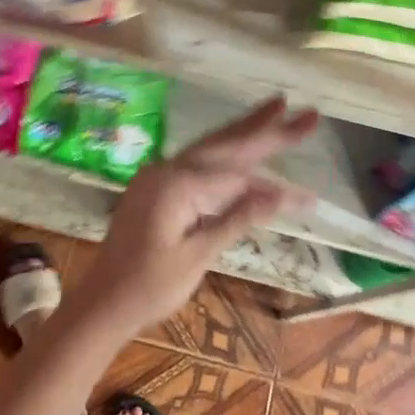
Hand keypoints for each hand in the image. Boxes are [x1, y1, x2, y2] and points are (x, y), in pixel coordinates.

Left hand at [69, 98, 318, 334]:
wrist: (103, 304)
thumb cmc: (148, 287)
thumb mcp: (197, 256)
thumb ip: (237, 218)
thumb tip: (280, 193)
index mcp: (176, 184)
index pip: (239, 174)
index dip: (278, 185)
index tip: (312, 196)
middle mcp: (166, 171)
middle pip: (224, 145)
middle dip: (264, 129)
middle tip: (302, 110)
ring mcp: (157, 179)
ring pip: (209, 151)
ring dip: (243, 134)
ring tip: (277, 112)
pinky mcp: (154, 192)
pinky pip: (195, 169)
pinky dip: (223, 163)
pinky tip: (240, 155)